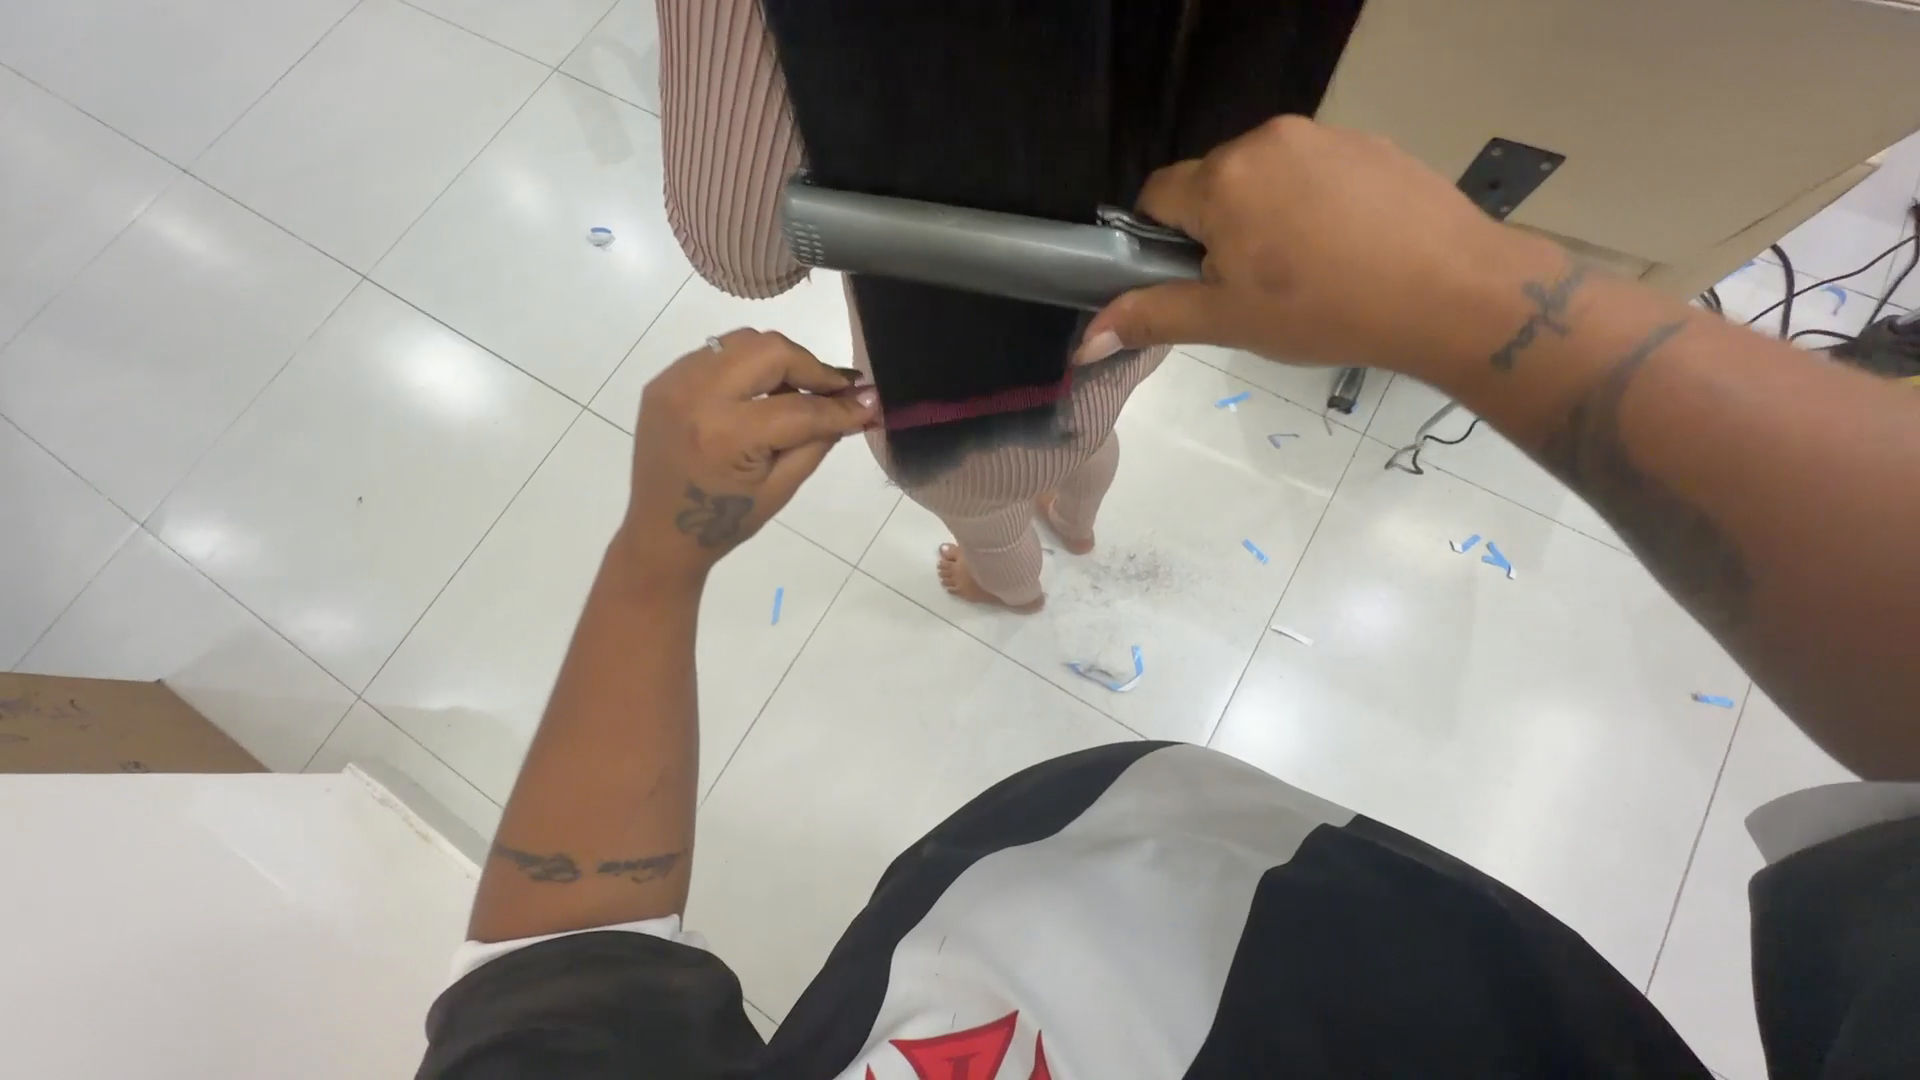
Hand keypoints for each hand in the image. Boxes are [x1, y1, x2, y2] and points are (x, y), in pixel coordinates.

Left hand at [616, 329, 876, 583]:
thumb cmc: (728, 520)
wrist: (661, 531)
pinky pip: (718, 352)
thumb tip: (862, 406)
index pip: (799, 407)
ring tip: (800, 389)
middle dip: (811, 366)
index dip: (839, 406)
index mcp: (726, 435)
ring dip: (781, 360)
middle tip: (835, 389)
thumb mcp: (783, 486)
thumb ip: (821, 438)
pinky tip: (763, 392)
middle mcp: (696, 396)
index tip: (868, 403)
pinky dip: (749, 365)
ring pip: (744, 341)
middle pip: (770, 350)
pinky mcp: (665, 379)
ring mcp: (674, 382)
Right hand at [1075, 115, 1555, 373]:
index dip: (1160, 240)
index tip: (1190, 278)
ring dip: (1260, 215)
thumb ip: (1151, 318)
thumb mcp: (1227, 323)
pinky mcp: (1367, 142)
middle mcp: (1266, 139)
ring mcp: (1322, 134)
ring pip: (1261, 176)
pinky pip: (1309, 170)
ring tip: (1298, 269)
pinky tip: (1338, 247)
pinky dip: (1306, 203)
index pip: (1156, 196)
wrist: (1451, 291)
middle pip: (1209, 184)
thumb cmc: (1323, 311)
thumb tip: (1085, 342)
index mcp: (1223, 181)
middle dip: (1213, 229)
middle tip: (1247, 284)